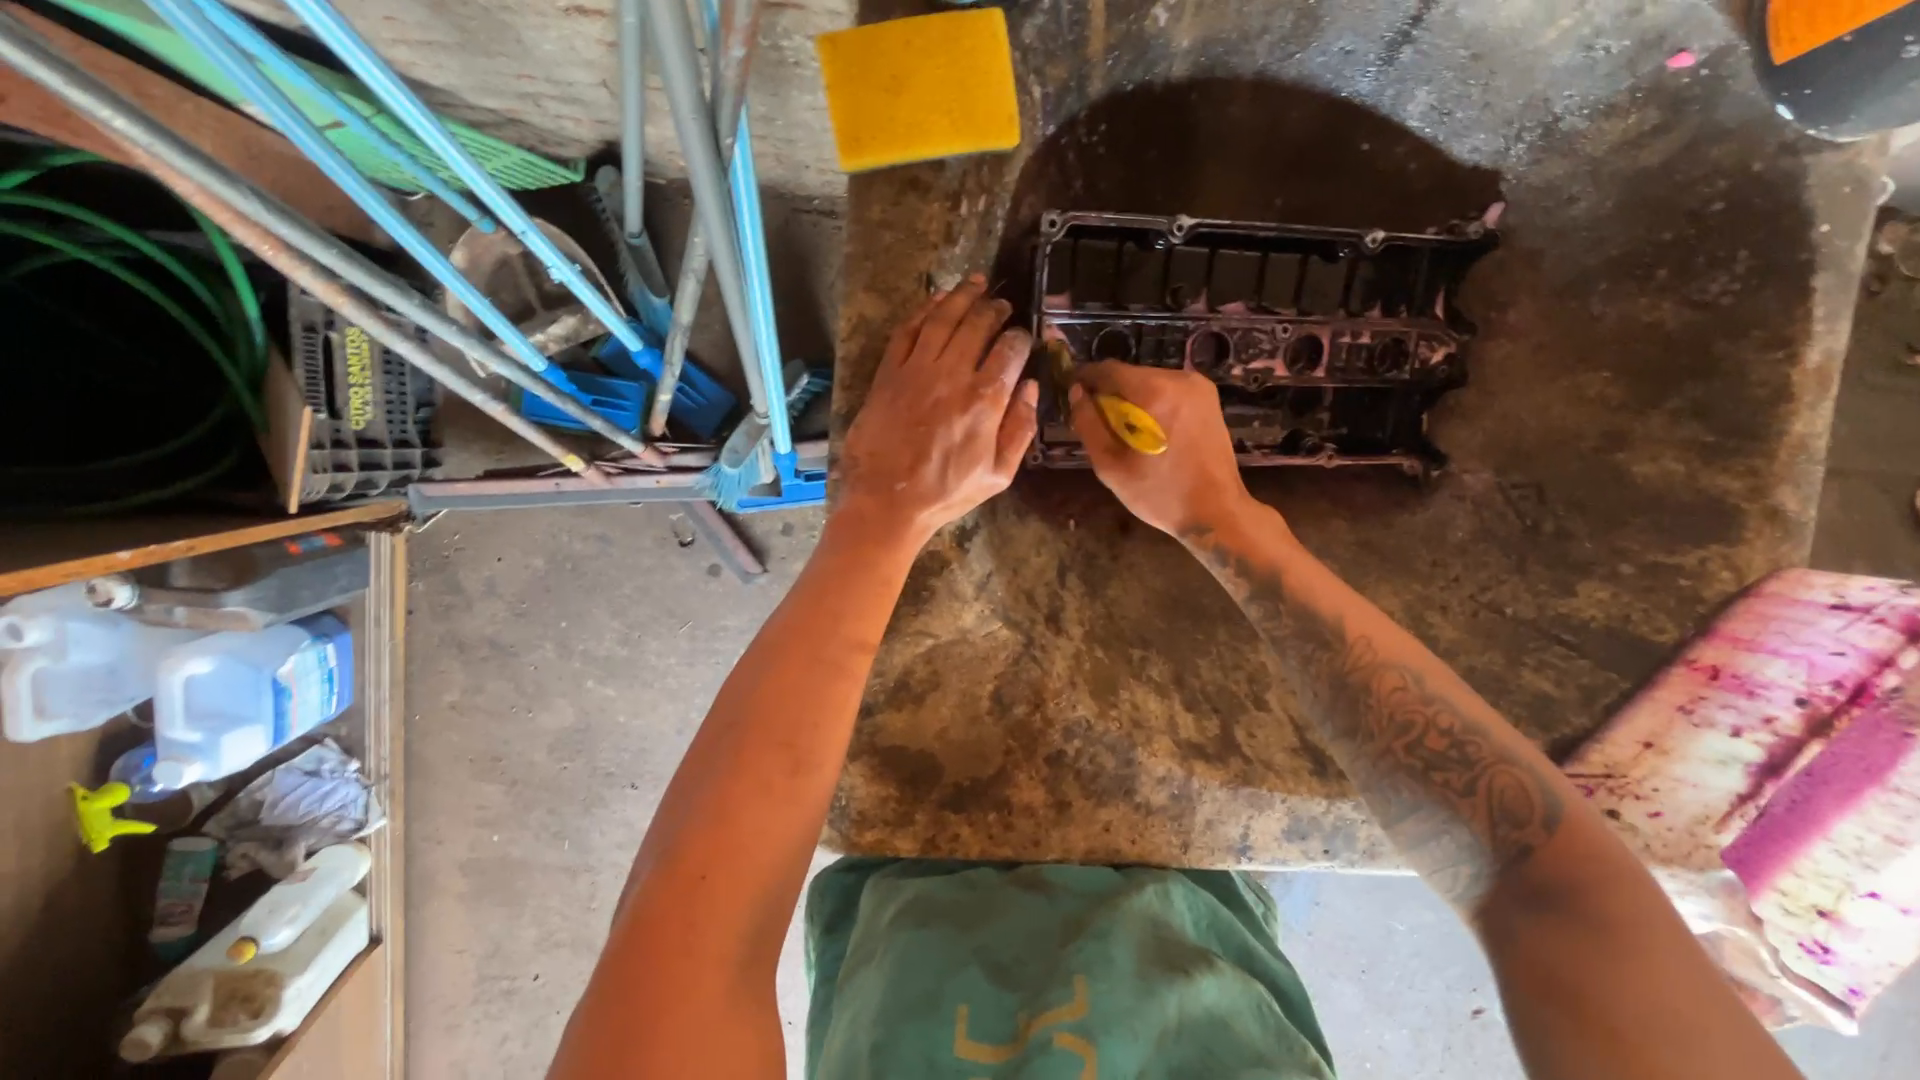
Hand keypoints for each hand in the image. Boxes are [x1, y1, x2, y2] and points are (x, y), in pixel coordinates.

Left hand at [836, 276, 1039, 545]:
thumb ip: (1020, 429)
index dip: (1021, 338)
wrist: (887, 501)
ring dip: (962, 296)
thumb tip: (1031, 387)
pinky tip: (936, 300)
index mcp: (984, 400)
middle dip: (994, 309)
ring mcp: (916, 370)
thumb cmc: (946, 493)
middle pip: (977, 324)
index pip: (1010, 350)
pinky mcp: (888, 373)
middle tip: (1002, 304)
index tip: (1023, 337)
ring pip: (942, 318)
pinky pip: (907, 330)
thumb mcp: (998, 474)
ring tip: (976, 283)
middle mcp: (952, 375)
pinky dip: (924, 310)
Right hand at [1069, 361, 1250, 535]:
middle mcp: (1179, 379)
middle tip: (1099, 425)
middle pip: (1130, 375)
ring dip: (1132, 401)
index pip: (1108, 369)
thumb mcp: (1111, 465)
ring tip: (1126, 433)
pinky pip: (1168, 391)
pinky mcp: (1208, 398)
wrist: (1216, 512)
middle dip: (1110, 395)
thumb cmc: (1160, 494)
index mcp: (1154, 392)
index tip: (1073, 396)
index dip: (1086, 380)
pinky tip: (1151, 433)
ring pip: (1149, 382)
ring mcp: (1199, 387)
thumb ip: (1089, 424)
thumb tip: (1077, 393)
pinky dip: (1153, 405)